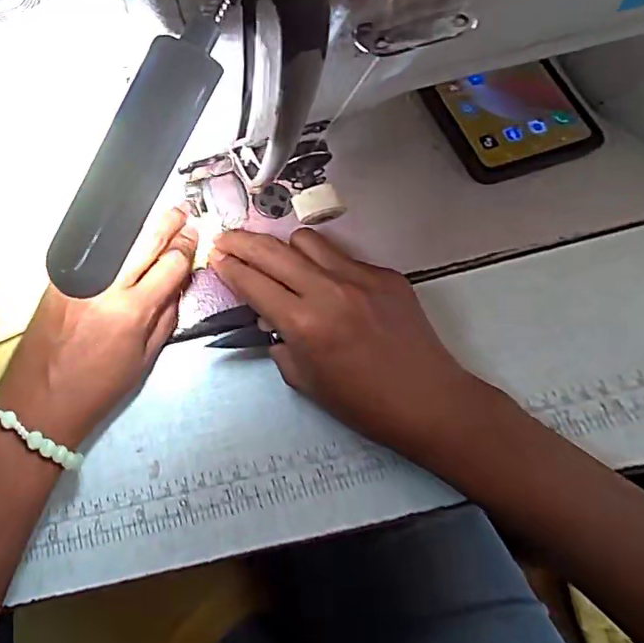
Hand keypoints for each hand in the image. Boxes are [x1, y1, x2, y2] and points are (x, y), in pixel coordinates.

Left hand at [0, 208, 197, 449]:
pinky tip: (123, 236)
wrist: (39, 401)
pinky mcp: (57, 278)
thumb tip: (178, 284)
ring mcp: (78, 279)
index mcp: (131, 312)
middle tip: (180, 214)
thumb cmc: (94, 389)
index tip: (192, 238)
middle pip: (145, 239)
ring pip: (118, 237)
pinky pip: (92, 249)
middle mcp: (104, 288)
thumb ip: (167, 316)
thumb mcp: (144, 359)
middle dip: (168, 223)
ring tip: (156, 219)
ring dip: (141, 224)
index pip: (170, 264)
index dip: (186, 248)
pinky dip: (111, 240)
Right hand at [211, 228, 492, 460]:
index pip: (252, 281)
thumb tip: (267, 316)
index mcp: (304, 323)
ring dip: (284, 248)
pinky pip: (342, 257)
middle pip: (271, 250)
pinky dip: (325, 266)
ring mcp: (360, 278)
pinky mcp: (384, 274)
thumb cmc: (363, 402)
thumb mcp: (303, 379)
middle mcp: (329, 291)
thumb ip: (278, 341)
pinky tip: (329, 287)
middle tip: (226, 240)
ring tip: (279, 263)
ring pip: (307, 240)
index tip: (216, 258)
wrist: (427, 400)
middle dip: (241, 242)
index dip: (228, 266)